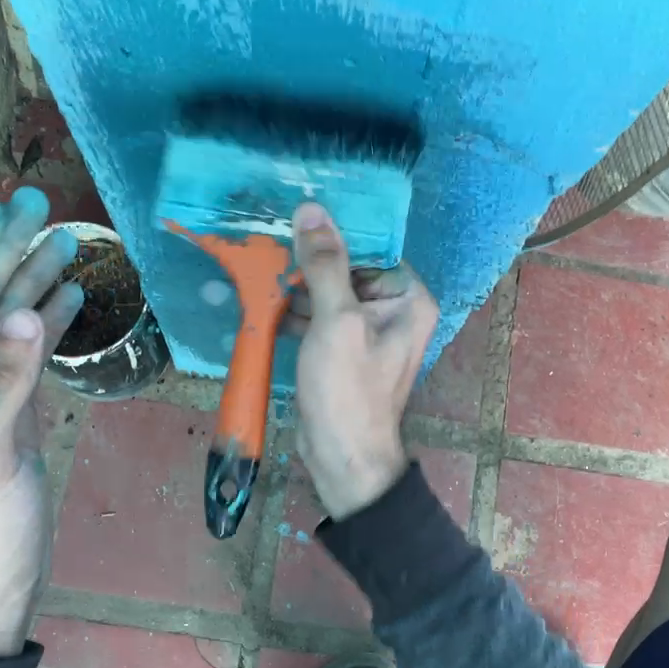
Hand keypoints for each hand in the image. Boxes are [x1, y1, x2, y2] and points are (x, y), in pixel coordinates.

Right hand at [287, 202, 439, 517]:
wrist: (342, 458)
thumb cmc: (347, 390)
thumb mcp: (336, 321)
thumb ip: (325, 265)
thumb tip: (311, 209)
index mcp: (409, 298)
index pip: (372, 246)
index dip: (335, 232)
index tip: (294, 214)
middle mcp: (395, 310)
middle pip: (349, 268)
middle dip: (310, 260)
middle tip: (268, 239)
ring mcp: (368, 332)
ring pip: (330, 292)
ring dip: (297, 286)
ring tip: (260, 267)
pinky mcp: (344, 351)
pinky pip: (320, 318)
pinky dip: (296, 312)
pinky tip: (265, 302)